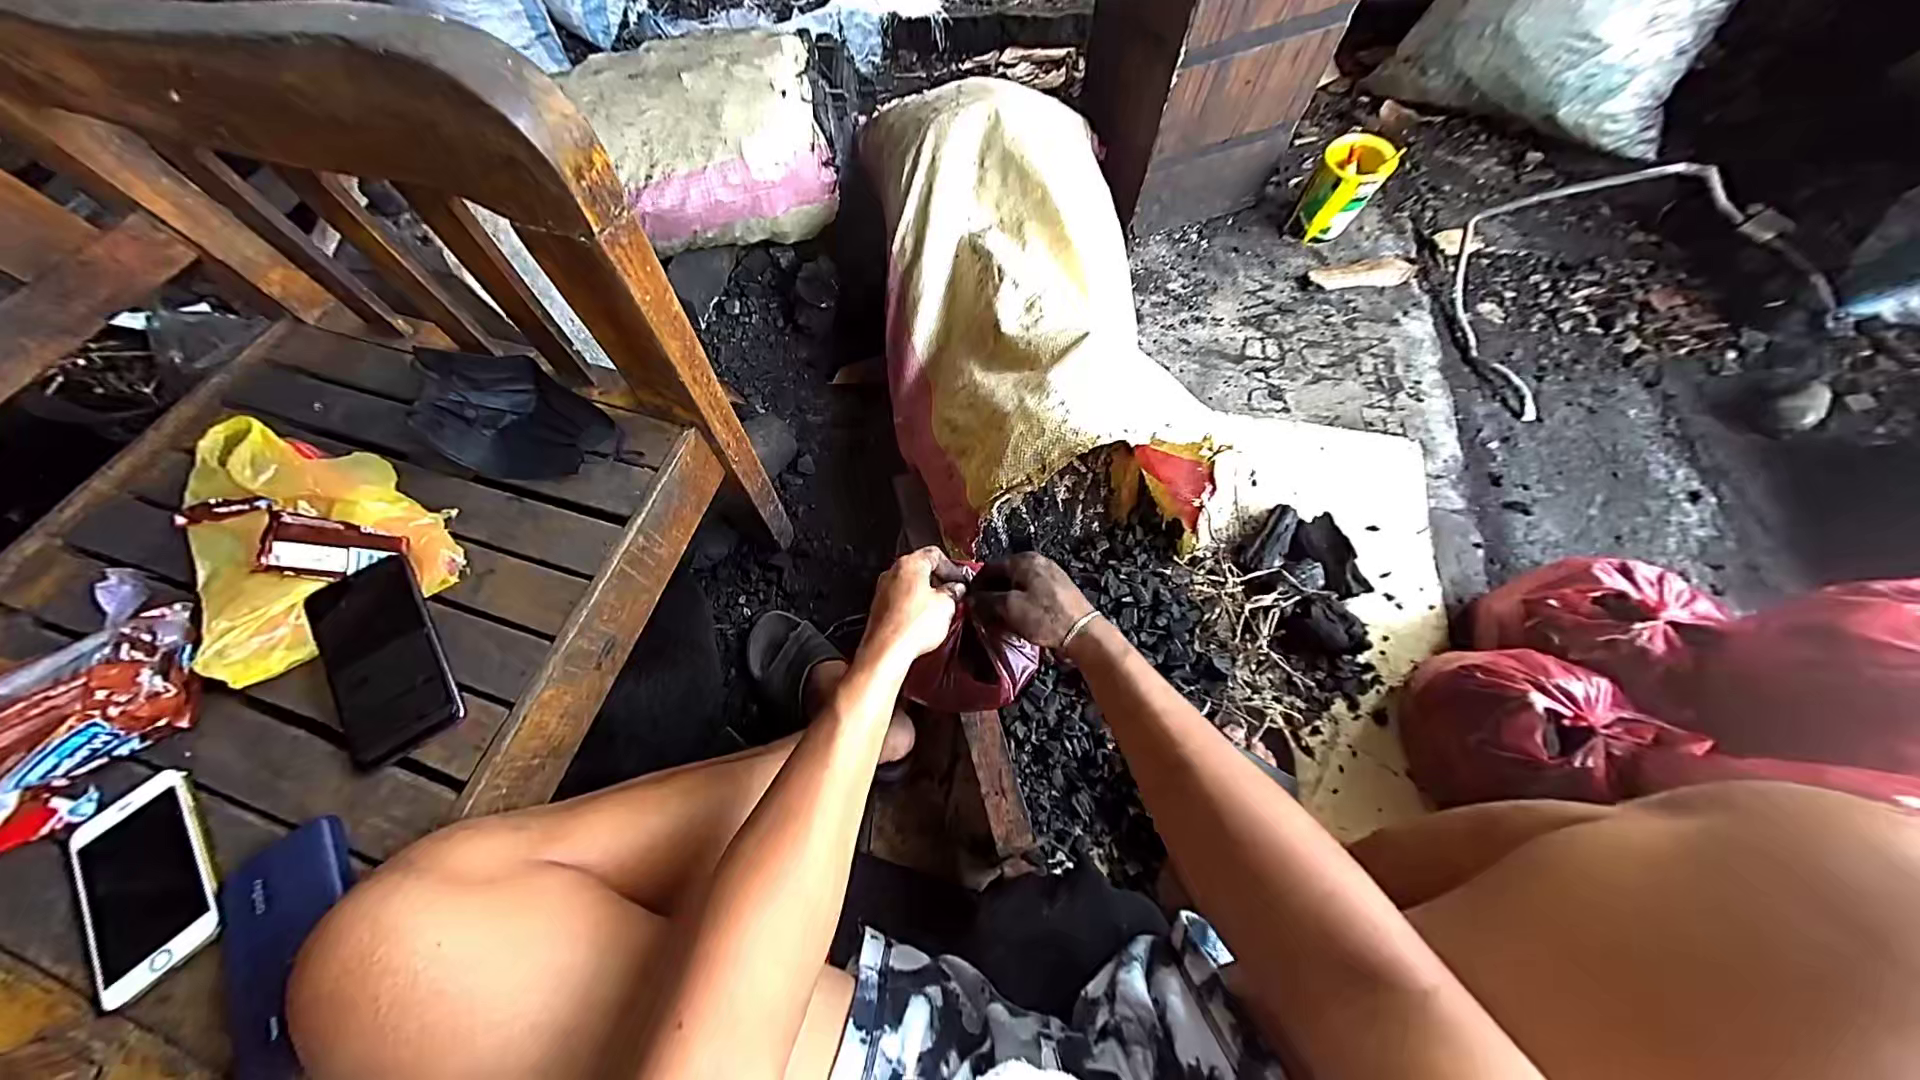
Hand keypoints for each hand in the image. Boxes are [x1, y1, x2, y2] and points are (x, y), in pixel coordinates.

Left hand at [863, 547, 971, 664]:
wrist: (887, 651)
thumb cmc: (911, 626)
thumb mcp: (947, 605)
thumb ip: (954, 592)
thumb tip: (955, 590)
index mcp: (910, 564)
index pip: (935, 554)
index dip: (953, 567)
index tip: (961, 580)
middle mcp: (892, 573)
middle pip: (921, 568)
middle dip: (939, 581)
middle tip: (954, 594)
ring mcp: (883, 591)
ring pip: (910, 586)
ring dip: (926, 595)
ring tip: (941, 611)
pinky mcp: (879, 610)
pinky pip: (901, 602)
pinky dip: (914, 607)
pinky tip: (924, 622)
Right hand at [972, 552, 1095, 649]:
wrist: (1083, 633)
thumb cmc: (1044, 618)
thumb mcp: (1009, 608)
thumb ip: (986, 599)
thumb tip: (971, 598)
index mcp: (1024, 560)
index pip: (989, 567)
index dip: (976, 585)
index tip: (969, 603)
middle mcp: (1037, 561)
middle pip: (1004, 575)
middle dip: (991, 593)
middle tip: (982, 613)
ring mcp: (1050, 574)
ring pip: (1018, 585)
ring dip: (1006, 600)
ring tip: (998, 619)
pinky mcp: (1058, 589)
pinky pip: (1031, 593)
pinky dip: (1021, 603)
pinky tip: (1018, 619)